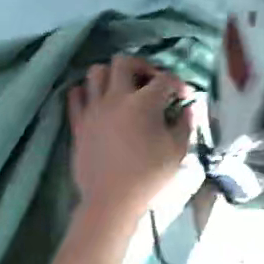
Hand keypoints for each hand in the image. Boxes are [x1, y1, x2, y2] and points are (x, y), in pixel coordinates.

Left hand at [67, 55, 193, 221]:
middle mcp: (117, 97)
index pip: (165, 78)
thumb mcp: (177, 151)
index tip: (183, 96)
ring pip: (96, 72)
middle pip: (125, 62)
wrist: (111, 201)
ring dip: (112, 75)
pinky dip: (86, 91)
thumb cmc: (149, 176)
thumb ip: (185, 124)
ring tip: (123, 89)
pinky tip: (98, 101)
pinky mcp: (78, 122)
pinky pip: (75, 95)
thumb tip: (188, 108)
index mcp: (145, 102)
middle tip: (151, 83)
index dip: (178, 83)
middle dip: (142, 66)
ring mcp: (94, 108)